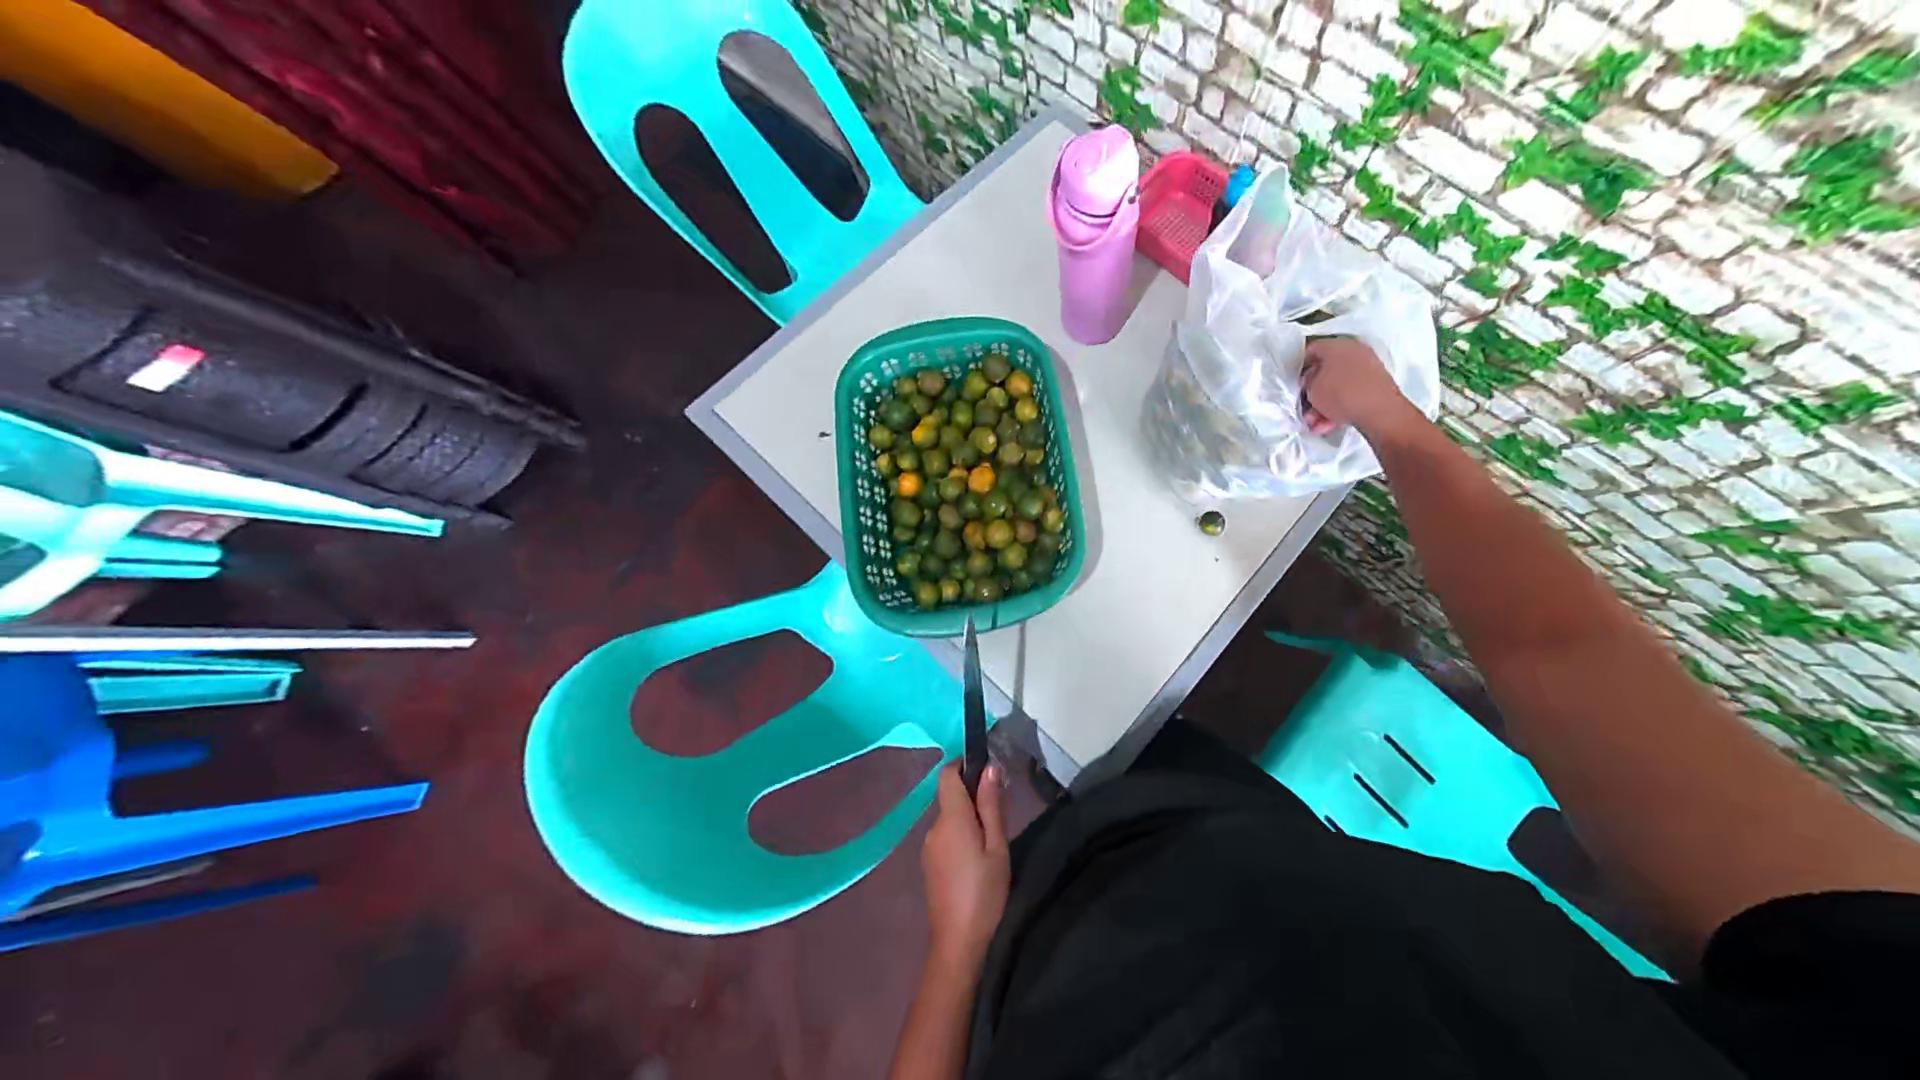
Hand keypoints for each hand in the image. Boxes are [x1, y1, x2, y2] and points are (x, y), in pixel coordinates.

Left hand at [921, 761, 1009, 972]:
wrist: (958, 943)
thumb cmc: (985, 892)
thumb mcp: (997, 846)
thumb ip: (991, 805)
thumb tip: (990, 767)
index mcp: (951, 818)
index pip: (948, 774)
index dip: (964, 766)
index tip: (989, 773)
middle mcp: (934, 827)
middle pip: (950, 796)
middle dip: (973, 796)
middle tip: (1001, 814)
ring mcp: (928, 847)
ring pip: (949, 818)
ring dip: (968, 819)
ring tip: (993, 842)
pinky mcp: (929, 864)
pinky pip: (945, 837)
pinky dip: (960, 837)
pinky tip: (977, 860)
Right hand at [1300, 337, 1419, 438]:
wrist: (1379, 411)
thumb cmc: (1343, 394)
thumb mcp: (1311, 388)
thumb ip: (1307, 381)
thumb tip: (1310, 380)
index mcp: (1337, 346)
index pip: (1312, 350)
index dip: (1299, 367)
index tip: (1295, 380)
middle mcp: (1355, 352)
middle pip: (1326, 370)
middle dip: (1313, 391)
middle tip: (1305, 403)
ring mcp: (1369, 368)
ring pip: (1338, 385)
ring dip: (1323, 404)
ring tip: (1315, 421)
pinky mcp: (1377, 384)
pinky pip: (1351, 394)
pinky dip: (1339, 407)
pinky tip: (1328, 422)